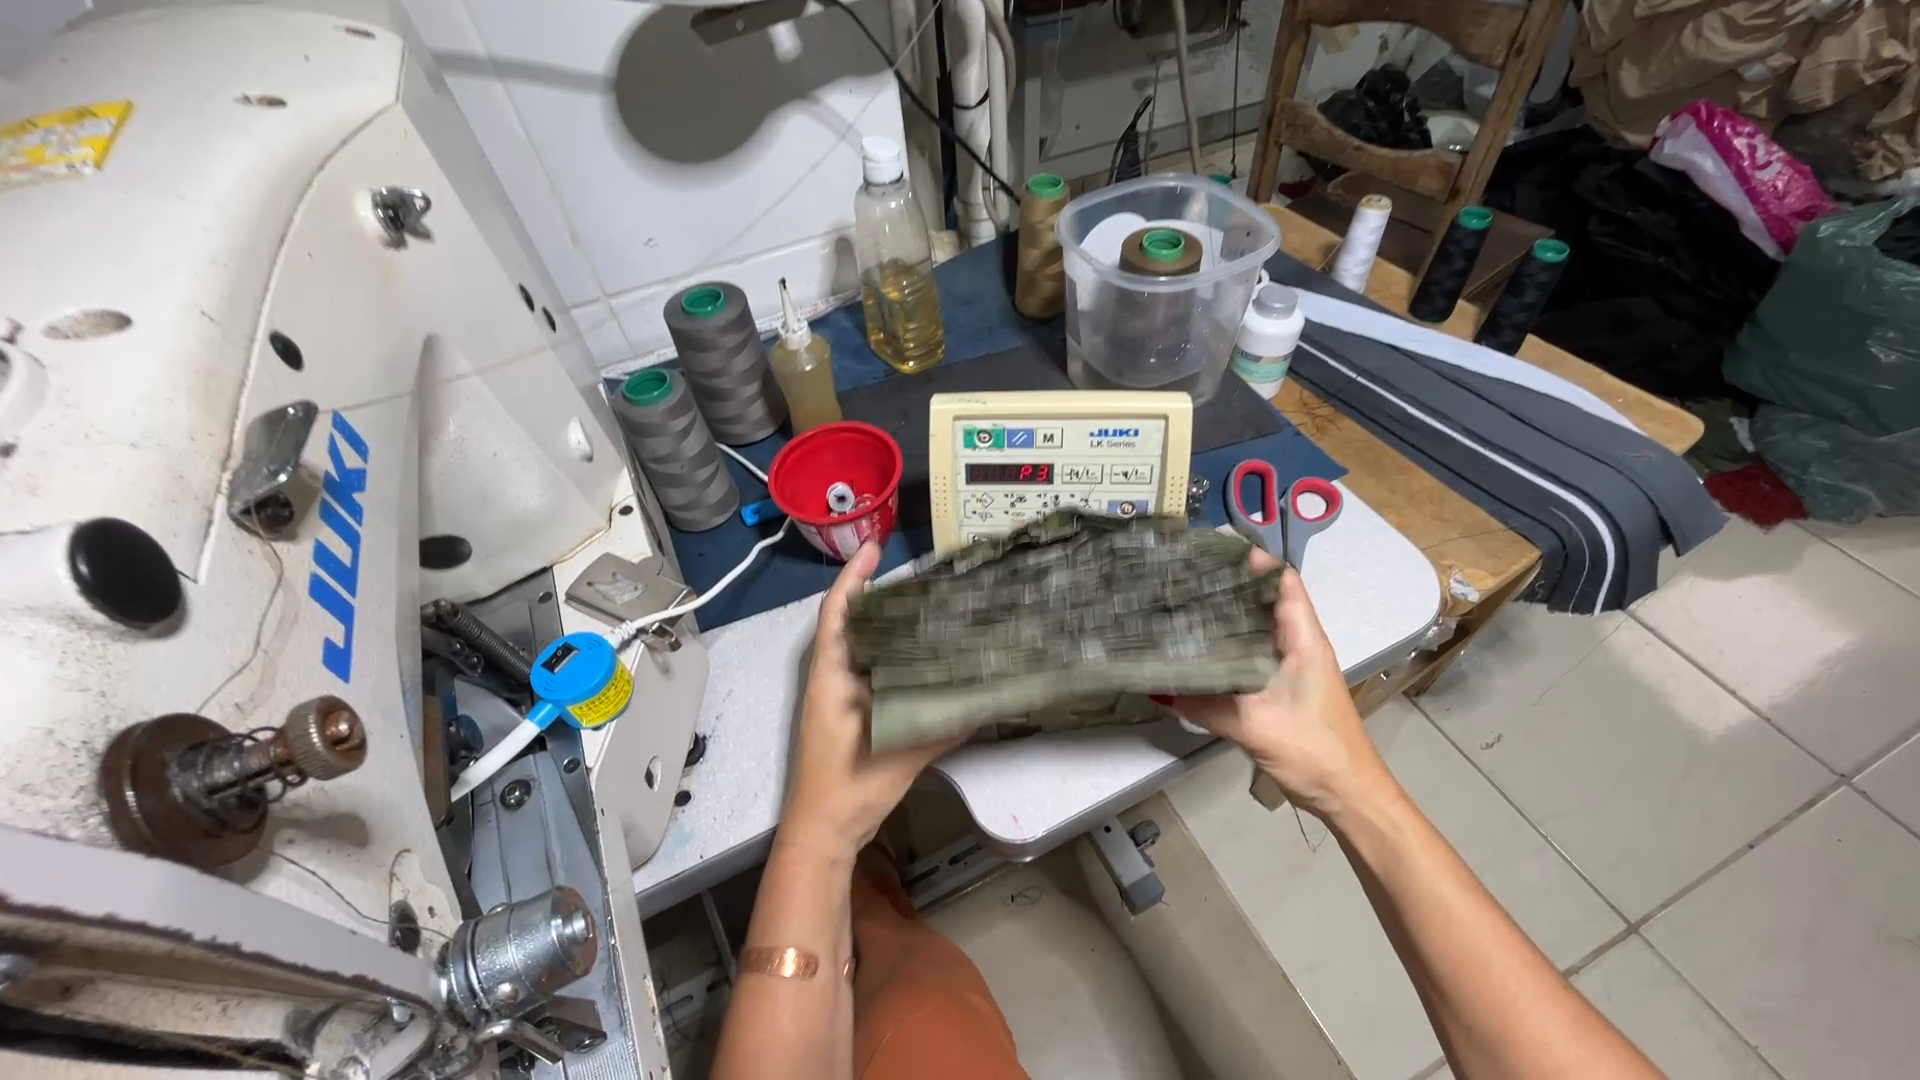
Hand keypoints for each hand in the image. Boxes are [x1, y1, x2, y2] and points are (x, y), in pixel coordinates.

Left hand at [780, 543, 955, 863]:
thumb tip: (985, 700)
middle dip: (874, 595)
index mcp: (831, 680)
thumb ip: (940, 727)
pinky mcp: (847, 716)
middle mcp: (830, 681)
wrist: (821, 834)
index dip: (854, 579)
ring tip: (920, 606)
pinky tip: (917, 657)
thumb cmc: (848, 790)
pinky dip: (888, 655)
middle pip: (849, 625)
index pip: (838, 615)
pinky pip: (867, 671)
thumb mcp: (898, 756)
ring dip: (881, 624)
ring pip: (858, 648)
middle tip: (915, 576)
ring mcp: (836, 699)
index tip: (874, 548)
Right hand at [1167, 549, 1399, 820]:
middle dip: (1227, 586)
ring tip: (1181, 606)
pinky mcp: (1280, 688)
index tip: (1209, 553)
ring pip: (1255, 629)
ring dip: (1225, 617)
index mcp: (1302, 640)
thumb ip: (1204, 706)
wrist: (1349, 796)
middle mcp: (1297, 645)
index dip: (1251, 562)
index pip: (1282, 582)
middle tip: (1181, 579)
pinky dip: (1225, 647)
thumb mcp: (1254, 726)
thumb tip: (1156, 689)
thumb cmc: (1315, 751)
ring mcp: (1289, 667)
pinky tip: (1196, 651)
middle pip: (1263, 601)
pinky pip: (1249, 655)